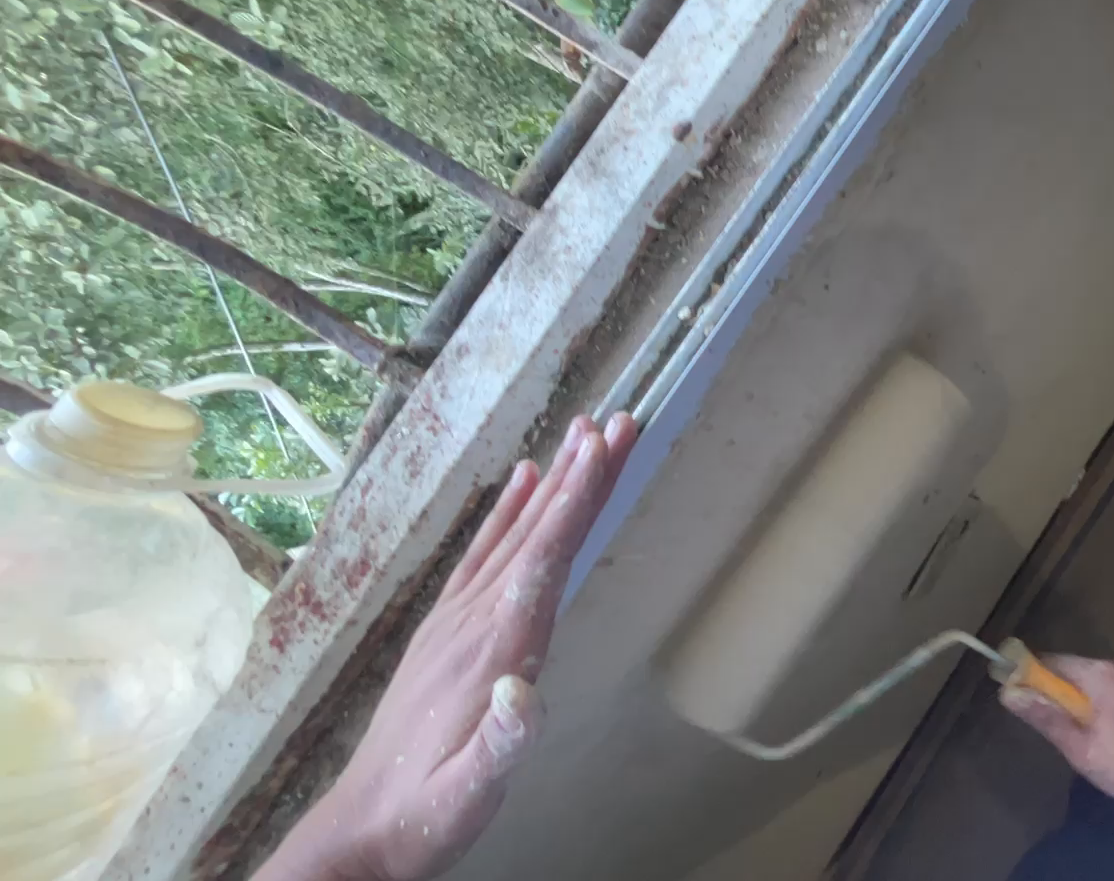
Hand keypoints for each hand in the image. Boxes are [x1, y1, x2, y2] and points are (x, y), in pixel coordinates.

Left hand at [261, 414, 636, 880]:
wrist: (359, 829)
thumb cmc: (430, 811)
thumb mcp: (470, 794)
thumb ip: (499, 743)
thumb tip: (523, 689)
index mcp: (495, 643)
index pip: (544, 555)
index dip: (576, 498)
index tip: (602, 448)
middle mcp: (478, 614)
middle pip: (540, 529)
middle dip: (581, 472)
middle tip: (615, 422)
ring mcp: (460, 614)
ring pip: (519, 531)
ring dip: (557, 480)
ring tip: (584, 434)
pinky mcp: (449, 621)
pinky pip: (485, 551)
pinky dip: (511, 510)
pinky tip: (528, 480)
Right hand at [999, 654, 1113, 813]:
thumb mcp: (1081, 750)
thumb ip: (1046, 717)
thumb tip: (1009, 692)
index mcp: (1099, 672)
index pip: (1052, 662)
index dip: (1034, 678)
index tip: (1025, 699)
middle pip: (1078, 671)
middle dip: (1068, 696)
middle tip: (1069, 733)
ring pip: (1103, 680)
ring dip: (1094, 701)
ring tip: (1103, 740)